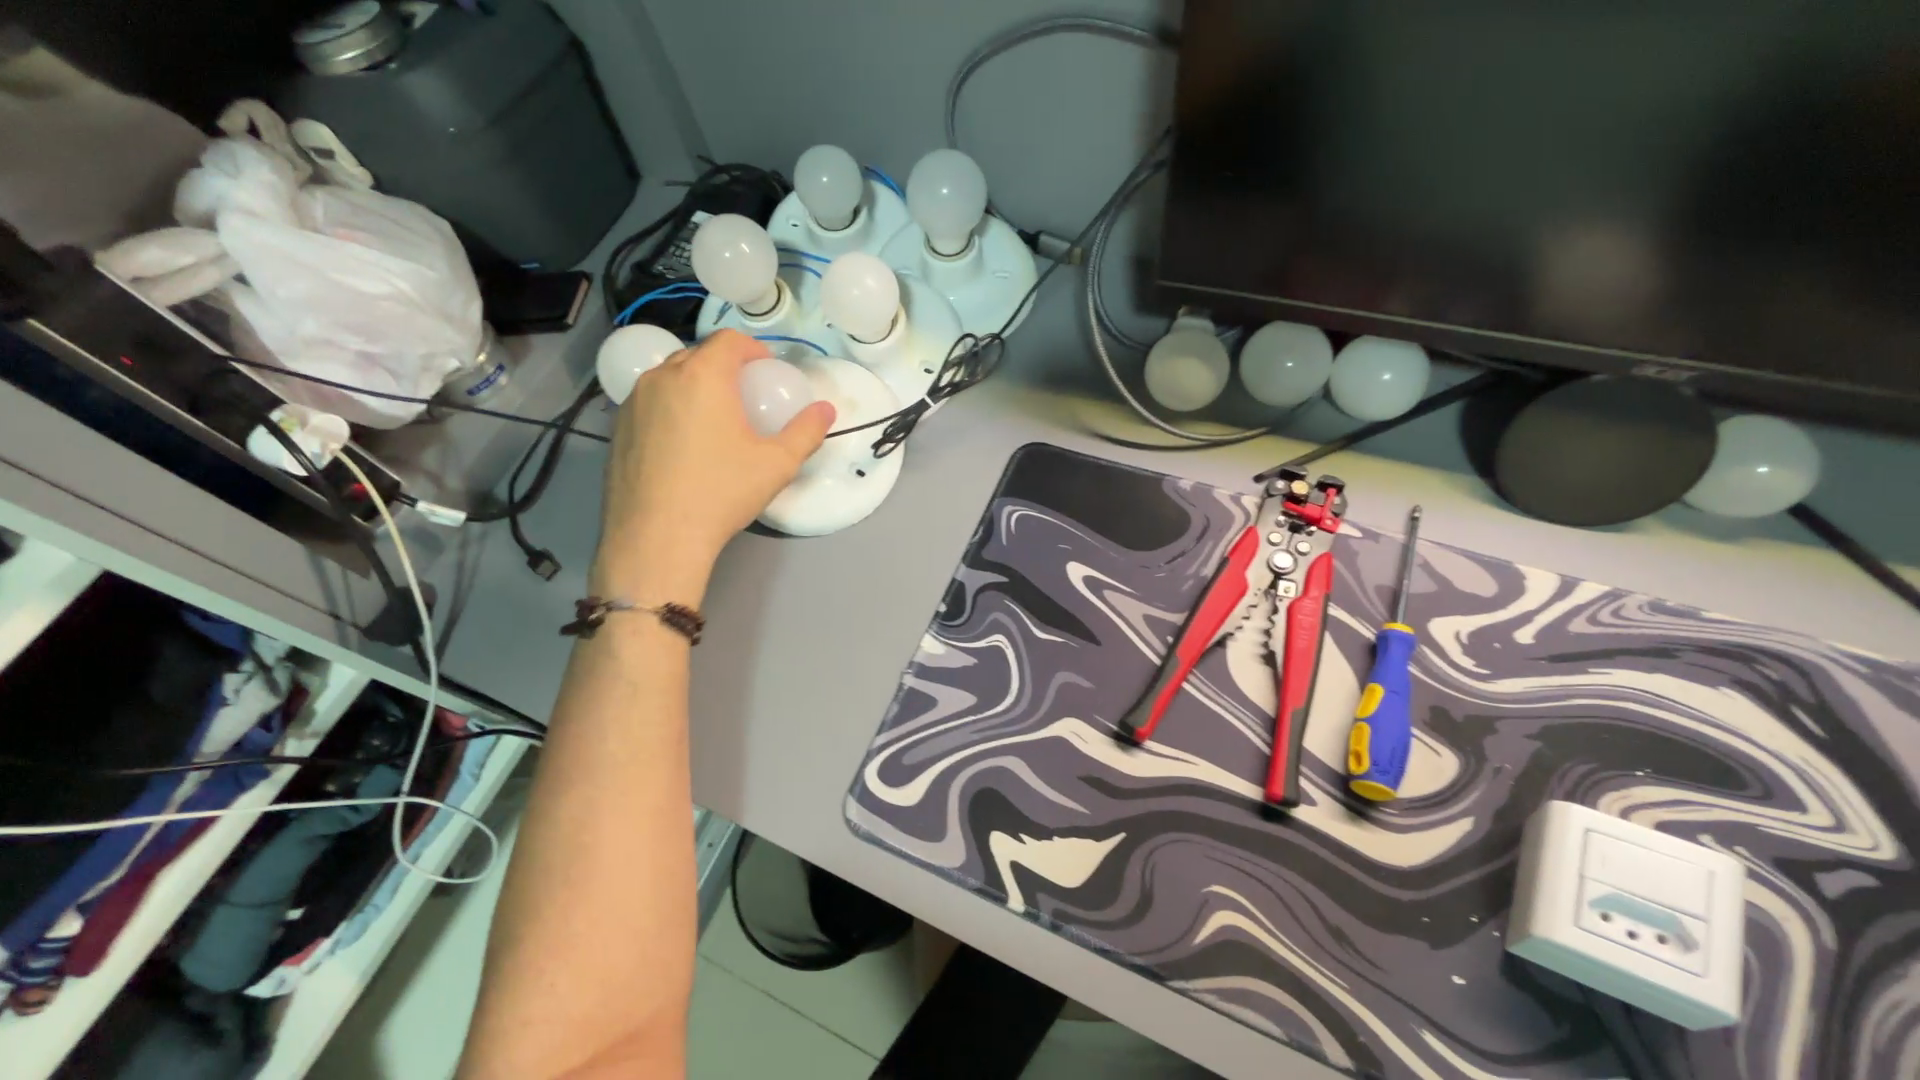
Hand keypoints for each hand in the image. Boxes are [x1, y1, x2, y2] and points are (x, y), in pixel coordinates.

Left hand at [595, 330, 834, 596]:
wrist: (656, 537)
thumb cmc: (721, 493)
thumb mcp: (776, 464)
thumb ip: (805, 432)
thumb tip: (826, 410)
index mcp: (701, 376)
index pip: (728, 340)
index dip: (752, 349)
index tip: (766, 370)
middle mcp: (662, 378)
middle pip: (697, 355)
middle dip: (723, 367)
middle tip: (743, 396)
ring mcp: (632, 402)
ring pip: (669, 379)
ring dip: (694, 387)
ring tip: (713, 419)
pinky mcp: (617, 429)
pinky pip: (650, 404)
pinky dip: (670, 410)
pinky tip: (683, 445)